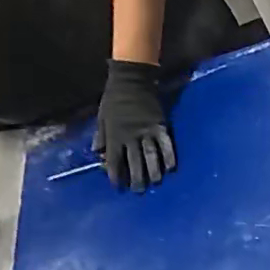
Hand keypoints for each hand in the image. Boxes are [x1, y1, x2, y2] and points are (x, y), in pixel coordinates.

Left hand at [94, 60, 175, 191]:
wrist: (132, 78)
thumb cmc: (114, 99)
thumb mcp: (101, 117)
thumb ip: (100, 136)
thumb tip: (98, 155)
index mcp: (114, 135)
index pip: (114, 161)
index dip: (116, 176)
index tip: (118, 187)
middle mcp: (130, 136)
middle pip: (134, 163)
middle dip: (136, 179)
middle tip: (139, 191)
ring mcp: (146, 131)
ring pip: (151, 156)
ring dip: (153, 172)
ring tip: (155, 182)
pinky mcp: (160, 126)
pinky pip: (166, 144)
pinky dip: (169, 157)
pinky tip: (171, 168)